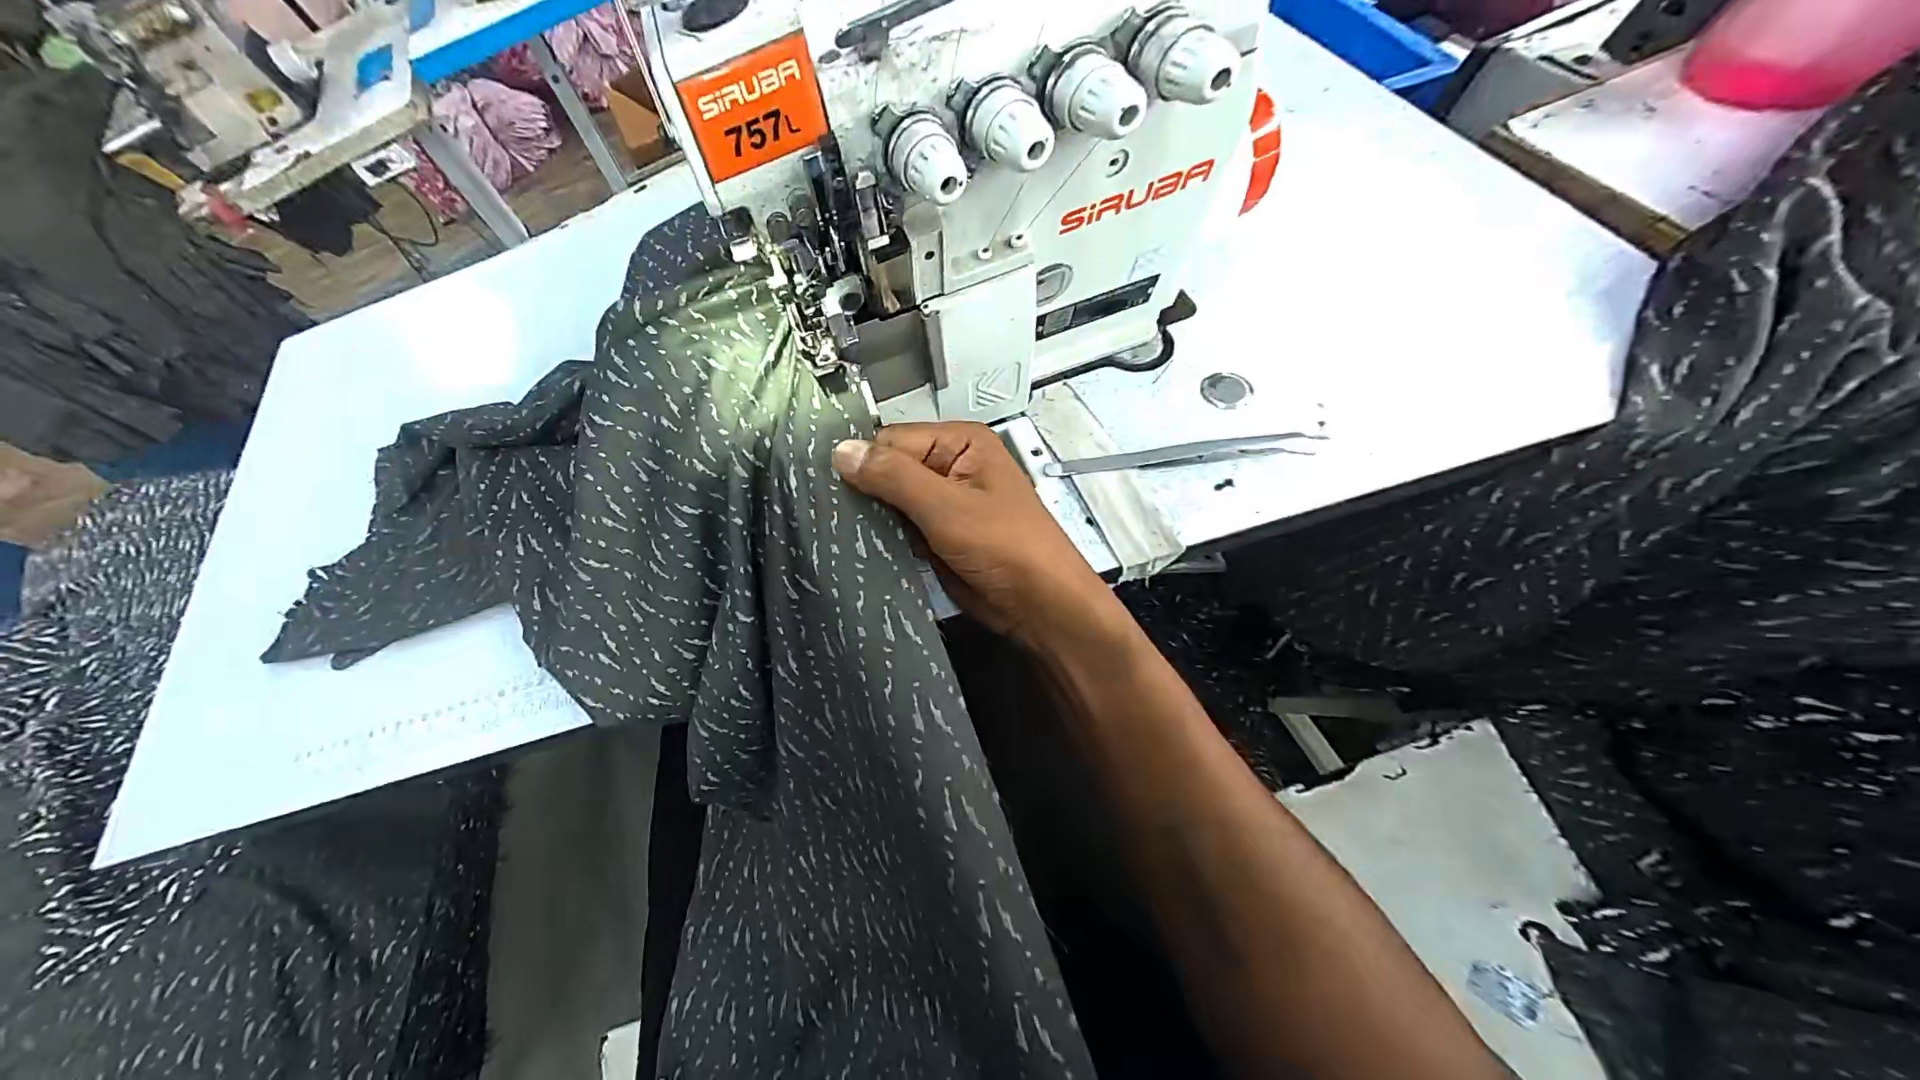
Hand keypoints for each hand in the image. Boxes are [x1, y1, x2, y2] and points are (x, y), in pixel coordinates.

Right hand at [832, 422, 1121, 650]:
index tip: (825, 485)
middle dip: (863, 491)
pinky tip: (861, 547)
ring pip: (890, 502)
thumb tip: (842, 452)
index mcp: (960, 443)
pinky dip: (884, 538)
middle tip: (825, 512)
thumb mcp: (948, 507)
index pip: (891, 440)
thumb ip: (894, 477)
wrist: (1040, 606)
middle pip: (888, 469)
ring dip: (871, 518)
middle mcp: (950, 466)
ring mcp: (943, 504)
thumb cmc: (1007, 548)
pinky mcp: (938, 536)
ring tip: (840, 532)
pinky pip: (899, 529)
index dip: (860, 461)